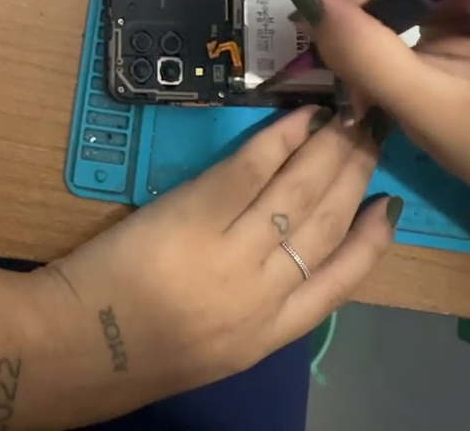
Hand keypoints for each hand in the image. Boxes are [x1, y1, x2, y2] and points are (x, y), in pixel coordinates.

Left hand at [28, 106, 397, 413]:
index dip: (372, 241)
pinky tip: (298, 119)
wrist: (79, 349)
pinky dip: (279, 141)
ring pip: (299, 195)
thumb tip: (281, 260)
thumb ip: (253, 308)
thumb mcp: (214, 347)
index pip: (341, 282)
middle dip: (356, 176)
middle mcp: (263, 295)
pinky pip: (249, 171)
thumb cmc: (137, 349)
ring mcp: (233, 255)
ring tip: (350, 120)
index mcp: (269, 335)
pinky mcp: (195, 216)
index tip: (389, 205)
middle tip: (375, 136)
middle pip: (326, 225)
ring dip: (329, 151)